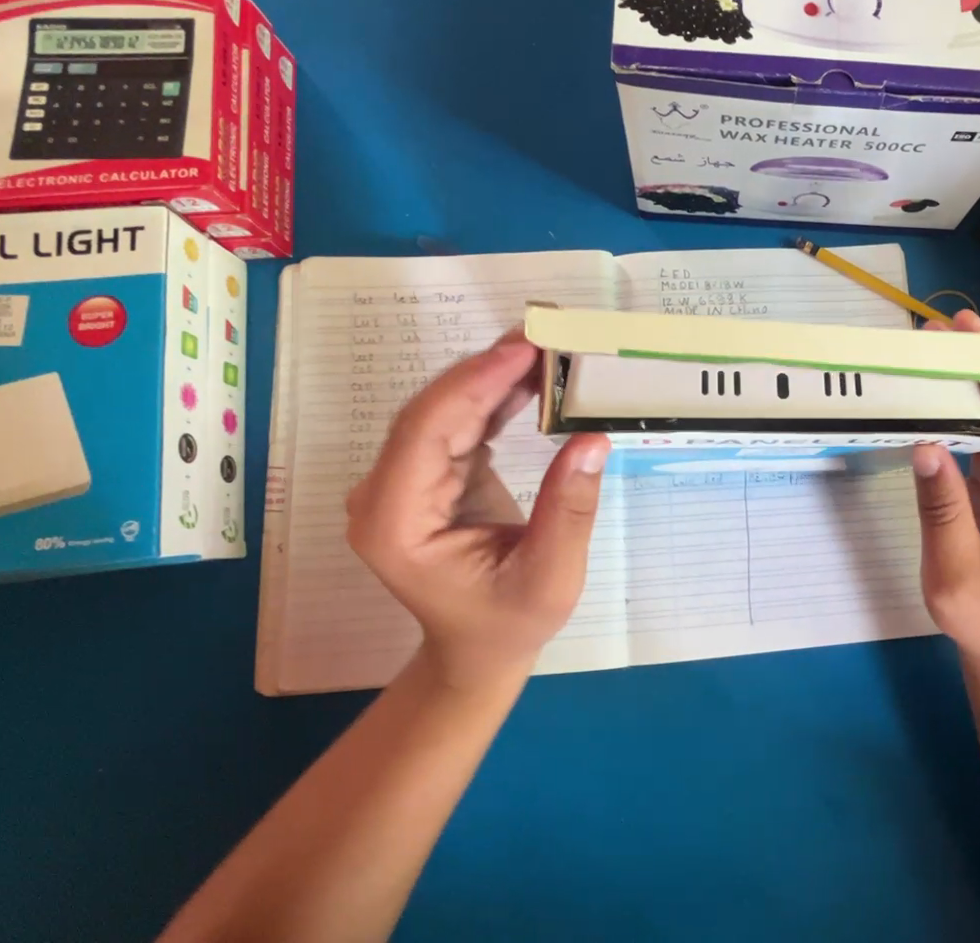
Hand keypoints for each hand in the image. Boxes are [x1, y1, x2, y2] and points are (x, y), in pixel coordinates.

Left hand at [346, 332, 611, 688]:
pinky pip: (459, 422)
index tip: (522, 349)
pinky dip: (496, 396)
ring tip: (545, 345)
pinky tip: (531, 376)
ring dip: (493, 375)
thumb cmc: (509, 623)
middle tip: (544, 332)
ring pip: (445, 409)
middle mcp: (385, 493)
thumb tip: (594, 439)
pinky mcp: (428, 473)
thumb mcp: (550, 579)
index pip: (425, 433)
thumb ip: (569, 512)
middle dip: (486, 368)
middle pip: (431, 412)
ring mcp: (403, 480)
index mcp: (394, 521)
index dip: (471, 385)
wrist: (478, 648)